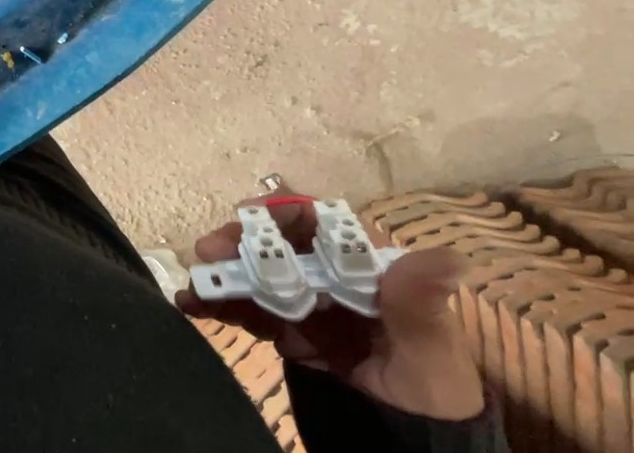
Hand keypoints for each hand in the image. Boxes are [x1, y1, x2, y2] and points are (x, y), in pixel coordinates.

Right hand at [179, 192, 485, 420]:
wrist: (409, 437)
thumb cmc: (430, 386)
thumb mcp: (431, 347)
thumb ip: (420, 302)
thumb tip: (451, 258)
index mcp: (364, 267)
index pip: (321, 224)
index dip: (283, 212)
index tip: (249, 214)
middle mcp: (325, 274)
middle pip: (273, 244)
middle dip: (236, 244)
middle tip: (208, 252)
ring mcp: (298, 300)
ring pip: (249, 273)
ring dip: (218, 273)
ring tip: (194, 286)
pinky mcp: (278, 326)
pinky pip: (241, 307)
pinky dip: (213, 304)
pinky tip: (192, 306)